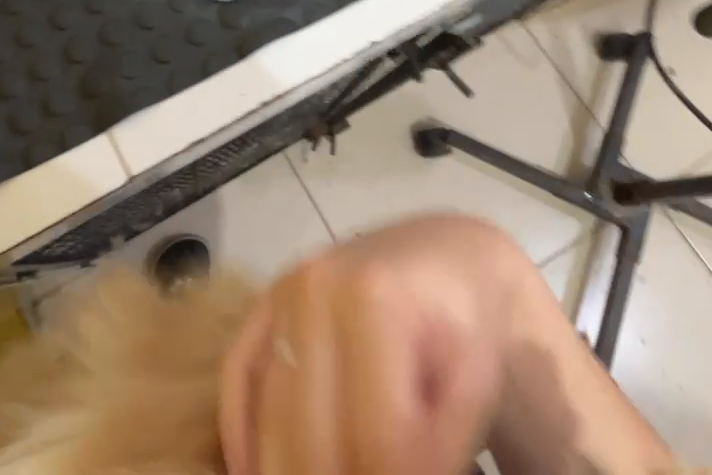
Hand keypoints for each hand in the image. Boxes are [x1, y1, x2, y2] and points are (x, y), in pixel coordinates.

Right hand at [218, 215, 535, 474]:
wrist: (439, 258)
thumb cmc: (465, 324)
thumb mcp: (474, 380)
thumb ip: (439, 440)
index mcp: (373, 301)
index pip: (376, 436)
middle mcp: (312, 290)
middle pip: (312, 432)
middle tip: (366, 474)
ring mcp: (278, 295)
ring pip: (268, 415)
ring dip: (291, 466)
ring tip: (329, 472)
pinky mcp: (259, 306)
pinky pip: (237, 380)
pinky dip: (242, 437)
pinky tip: (255, 471)